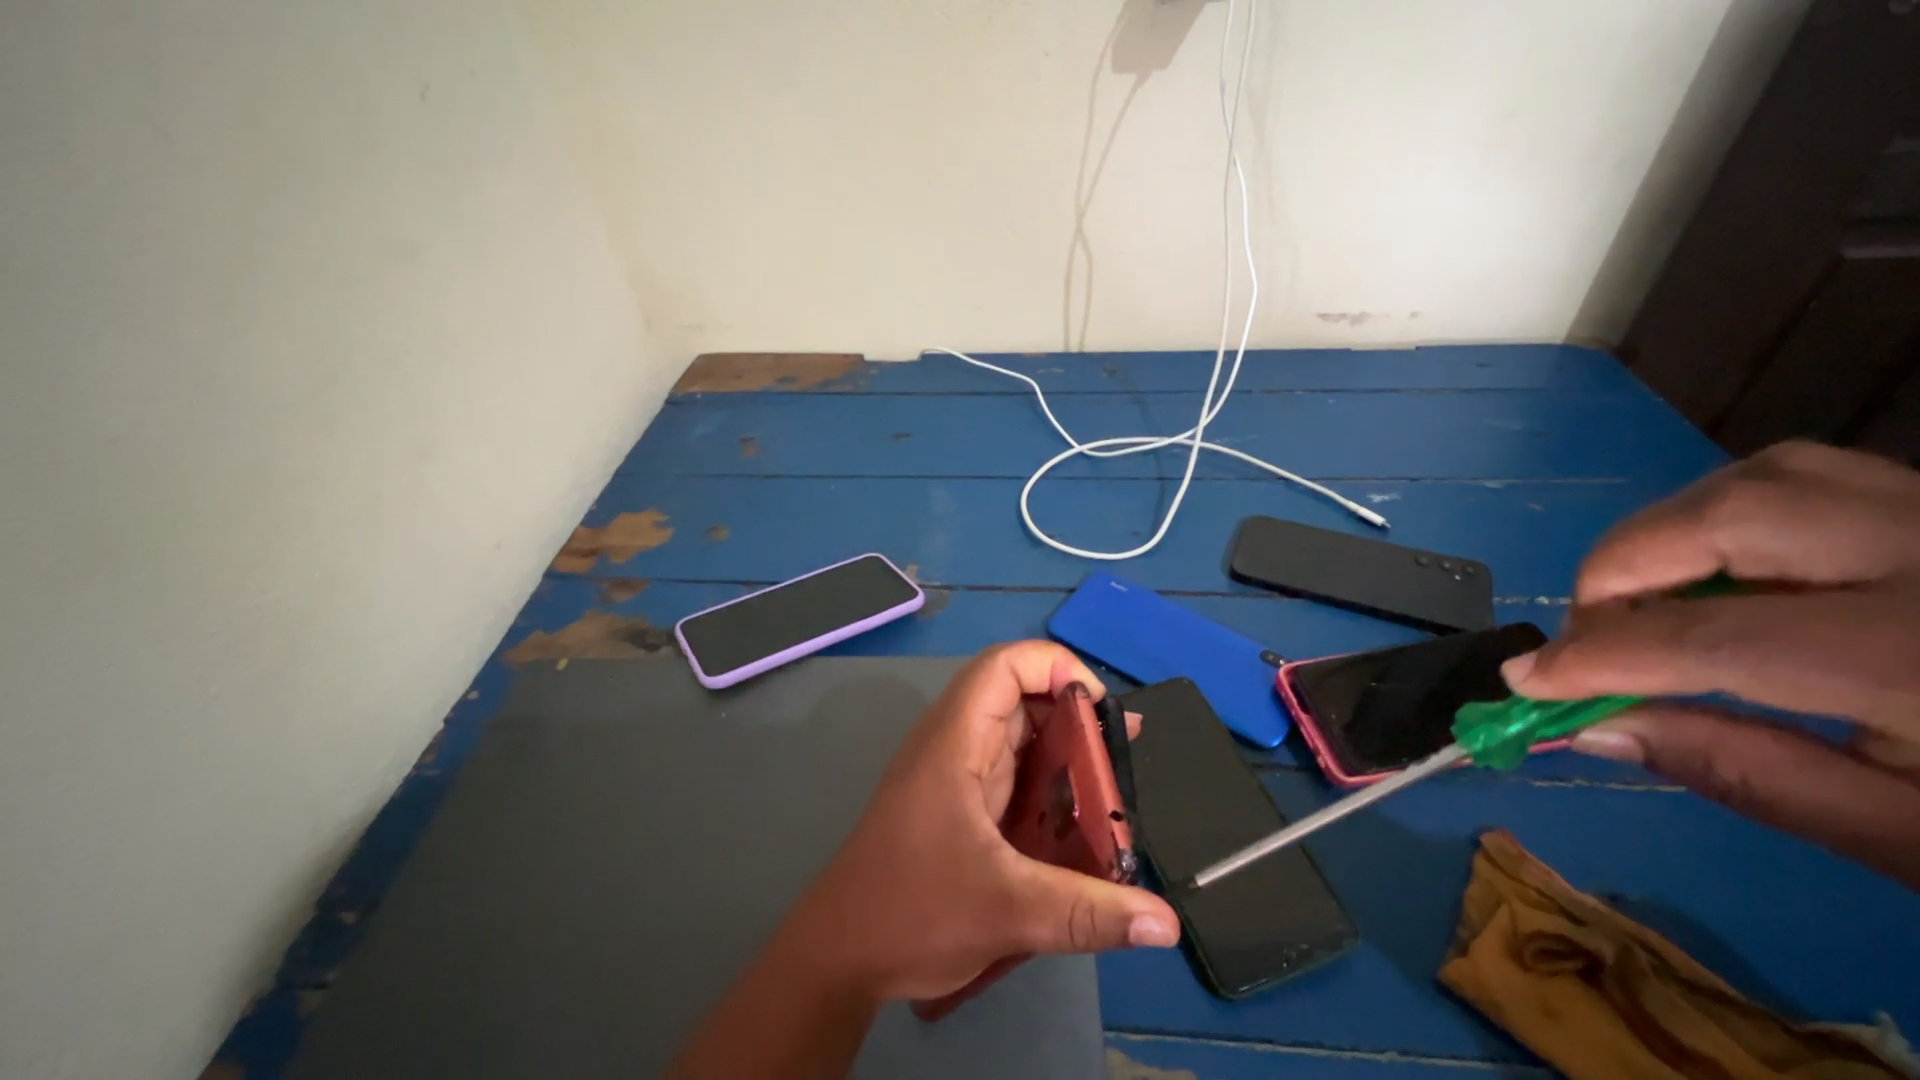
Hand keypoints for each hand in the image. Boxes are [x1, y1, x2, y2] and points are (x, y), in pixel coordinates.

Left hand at [784, 641, 1179, 1002]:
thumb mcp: (1008, 911)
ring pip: (1018, 742)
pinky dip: (1049, 791)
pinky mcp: (958, 811)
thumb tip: (1169, 926)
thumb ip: (1089, 913)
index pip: (1005, 666)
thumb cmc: (910, 914)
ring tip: (1114, 795)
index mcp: (954, 742)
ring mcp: (954, 780)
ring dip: (1065, 759)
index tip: (1104, 713)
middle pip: (1018, 699)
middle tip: (1126, 758)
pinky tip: (1080, 828)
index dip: (1058, 668)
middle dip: (1076, 719)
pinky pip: (1012, 780)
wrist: (838, 959)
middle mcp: (954, 748)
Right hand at [1502, 442, 1919, 887]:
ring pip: (1767, 475)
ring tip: (1646, 601)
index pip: (1716, 637)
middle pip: (1730, 514)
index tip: (1524, 683)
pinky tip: (1722, 577)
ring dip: (1669, 533)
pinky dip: (1731, 519)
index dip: (1596, 657)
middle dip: (1618, 572)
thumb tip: (1591, 728)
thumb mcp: (1912, 839)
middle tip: (1590, 638)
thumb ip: (1743, 771)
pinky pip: (1816, 481)